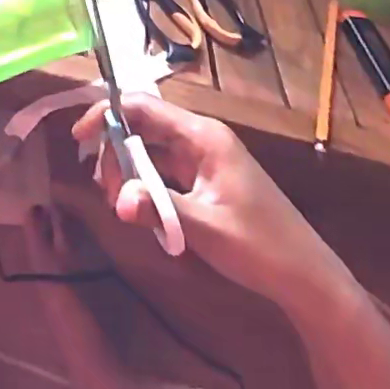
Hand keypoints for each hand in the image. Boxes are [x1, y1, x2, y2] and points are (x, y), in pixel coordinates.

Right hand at [73, 93, 351, 312]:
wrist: (311, 282)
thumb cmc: (262, 247)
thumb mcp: (207, 229)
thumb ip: (158, 209)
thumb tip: (117, 201)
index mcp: (202, 135)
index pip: (141, 106)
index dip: (105, 114)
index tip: (79, 137)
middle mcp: (198, 136)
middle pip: (139, 125)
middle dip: (114, 152)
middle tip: (107, 191)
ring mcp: (199, 156)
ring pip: (146, 146)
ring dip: (125, 169)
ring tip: (119, 203)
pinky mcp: (199, 175)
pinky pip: (158, 166)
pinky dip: (141, 181)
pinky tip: (136, 205)